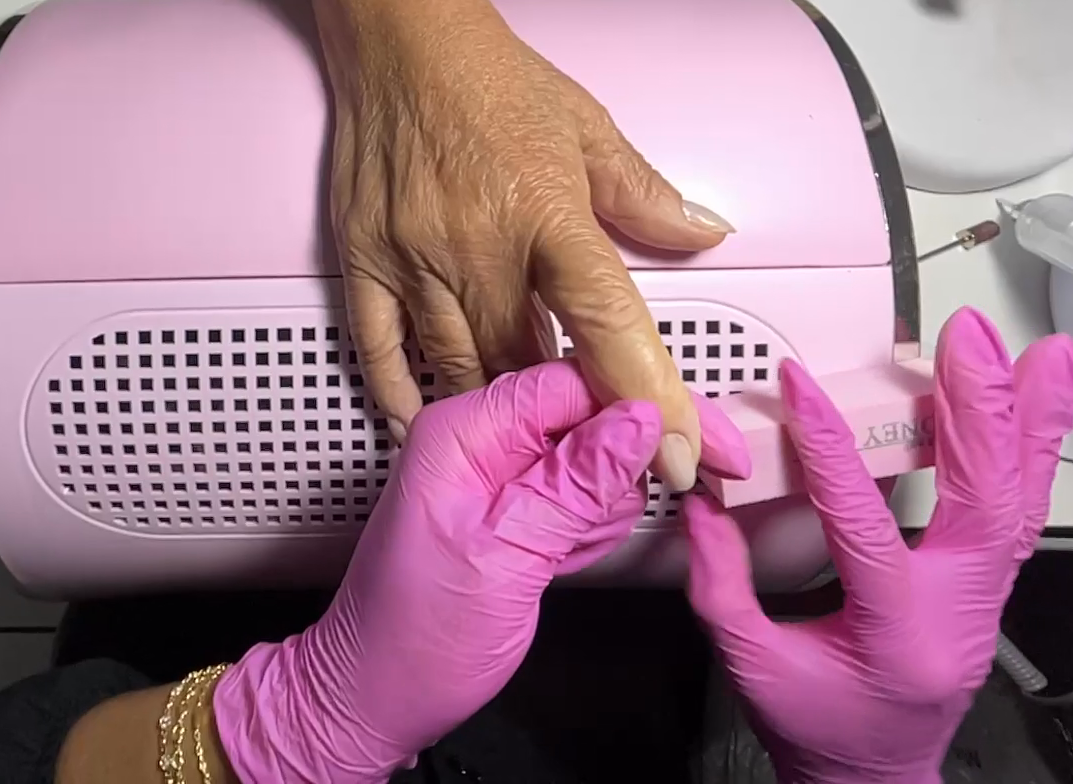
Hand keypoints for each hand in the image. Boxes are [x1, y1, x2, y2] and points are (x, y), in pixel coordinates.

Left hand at [213, 360, 658, 781]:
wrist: (378, 691)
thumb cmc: (413, 635)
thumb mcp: (504, 557)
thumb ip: (576, 484)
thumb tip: (639, 420)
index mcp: (462, 430)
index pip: (566, 381)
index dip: (638, 402)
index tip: (695, 439)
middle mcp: (478, 438)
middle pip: (585, 410)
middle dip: (628, 457)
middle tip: (660, 498)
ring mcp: (495, 469)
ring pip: (590, 452)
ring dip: (605, 500)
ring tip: (569, 552)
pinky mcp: (510, 501)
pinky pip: (575, 489)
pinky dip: (588, 522)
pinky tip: (563, 557)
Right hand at [326, 0, 737, 487]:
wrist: (401, 41)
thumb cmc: (494, 80)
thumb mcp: (585, 123)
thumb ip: (645, 191)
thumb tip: (708, 233)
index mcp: (546, 210)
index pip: (606, 320)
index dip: (649, 396)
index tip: (680, 459)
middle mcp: (477, 245)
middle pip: (530, 361)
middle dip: (569, 417)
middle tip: (597, 455)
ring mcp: (411, 257)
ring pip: (458, 366)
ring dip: (496, 416)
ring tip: (525, 451)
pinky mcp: (362, 259)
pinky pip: (378, 346)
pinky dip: (400, 396)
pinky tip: (426, 430)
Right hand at [680, 308, 1072, 783]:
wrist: (875, 775)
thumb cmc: (816, 726)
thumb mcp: (748, 661)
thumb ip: (719, 578)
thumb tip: (706, 498)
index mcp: (895, 631)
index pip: (863, 522)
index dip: (828, 446)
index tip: (799, 384)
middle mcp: (959, 611)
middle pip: (988, 501)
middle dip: (980, 410)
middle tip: (970, 341)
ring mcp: (984, 597)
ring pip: (1022, 500)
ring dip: (1028, 421)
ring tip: (1038, 355)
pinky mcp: (984, 583)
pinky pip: (1016, 509)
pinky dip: (1026, 450)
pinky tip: (1027, 407)